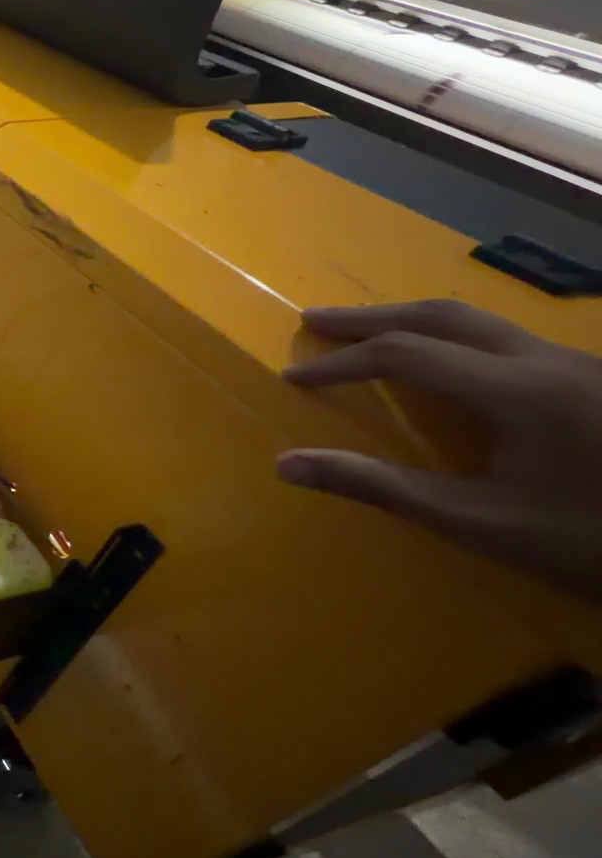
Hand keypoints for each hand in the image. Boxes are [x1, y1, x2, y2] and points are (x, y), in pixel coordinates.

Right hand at [276, 299, 601, 603]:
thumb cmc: (594, 540)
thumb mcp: (481, 522)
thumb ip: (382, 487)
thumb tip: (286, 464)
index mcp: (521, 390)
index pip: (405, 354)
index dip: (342, 363)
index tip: (294, 379)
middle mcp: (550, 362)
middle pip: (444, 317)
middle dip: (370, 317)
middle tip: (313, 321)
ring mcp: (580, 368)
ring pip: (480, 322)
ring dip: (409, 320)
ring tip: (363, 330)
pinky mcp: (596, 382)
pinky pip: (506, 341)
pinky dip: (449, 337)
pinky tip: (436, 359)